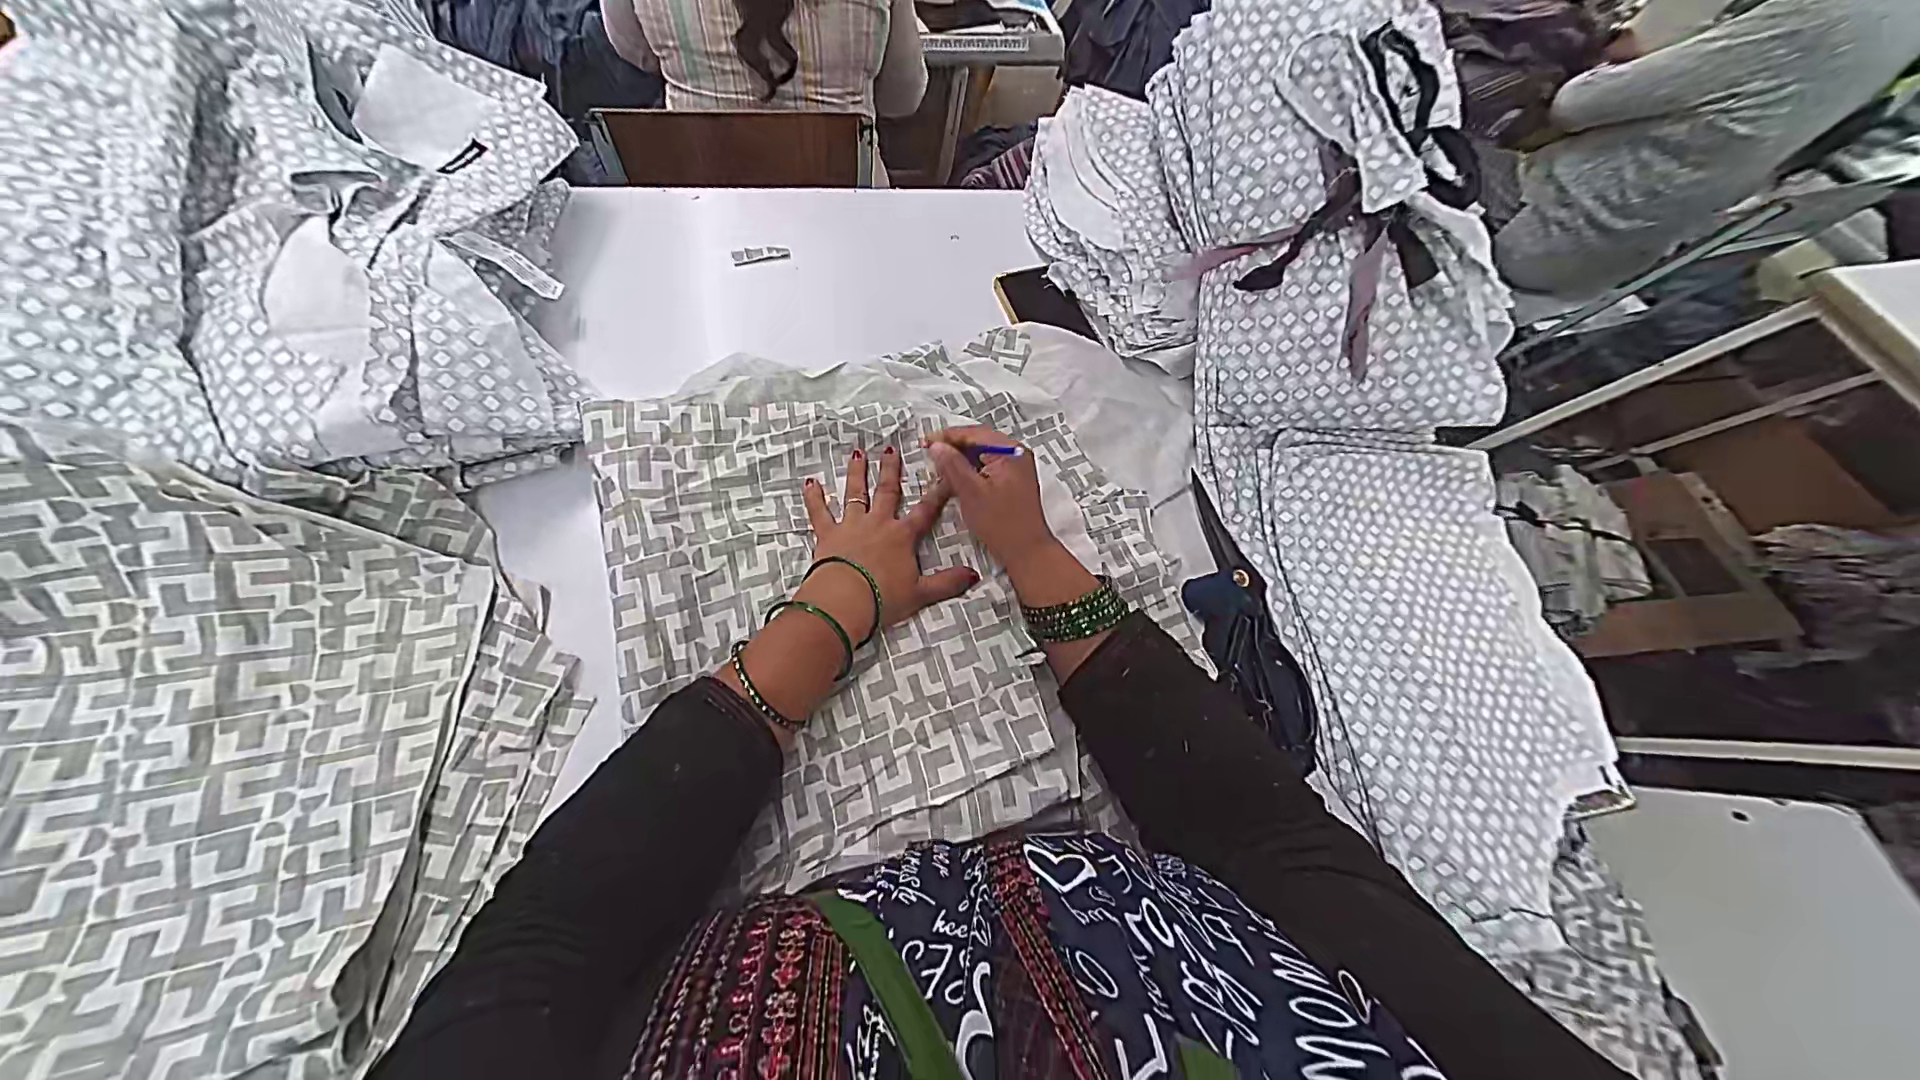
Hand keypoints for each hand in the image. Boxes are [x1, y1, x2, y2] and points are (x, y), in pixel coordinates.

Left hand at [800, 446, 978, 639]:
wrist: (844, 601)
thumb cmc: (882, 598)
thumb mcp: (921, 593)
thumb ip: (947, 582)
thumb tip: (973, 575)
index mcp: (902, 537)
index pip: (925, 511)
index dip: (937, 493)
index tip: (945, 474)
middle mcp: (878, 524)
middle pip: (887, 492)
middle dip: (891, 470)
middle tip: (891, 450)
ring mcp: (851, 526)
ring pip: (855, 493)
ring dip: (857, 473)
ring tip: (858, 454)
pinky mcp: (827, 534)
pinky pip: (820, 512)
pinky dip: (815, 497)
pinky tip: (811, 483)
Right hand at [922, 427, 1061, 574]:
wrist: (1026, 552)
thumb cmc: (1004, 526)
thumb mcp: (971, 492)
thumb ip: (952, 465)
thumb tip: (938, 446)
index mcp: (1011, 452)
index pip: (974, 433)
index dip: (947, 436)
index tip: (927, 441)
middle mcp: (1017, 455)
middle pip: (979, 441)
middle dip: (953, 447)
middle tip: (931, 452)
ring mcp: (1017, 467)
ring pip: (982, 454)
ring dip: (961, 459)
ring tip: (941, 467)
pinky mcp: (1013, 480)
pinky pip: (988, 466)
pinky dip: (971, 470)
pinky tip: (957, 479)